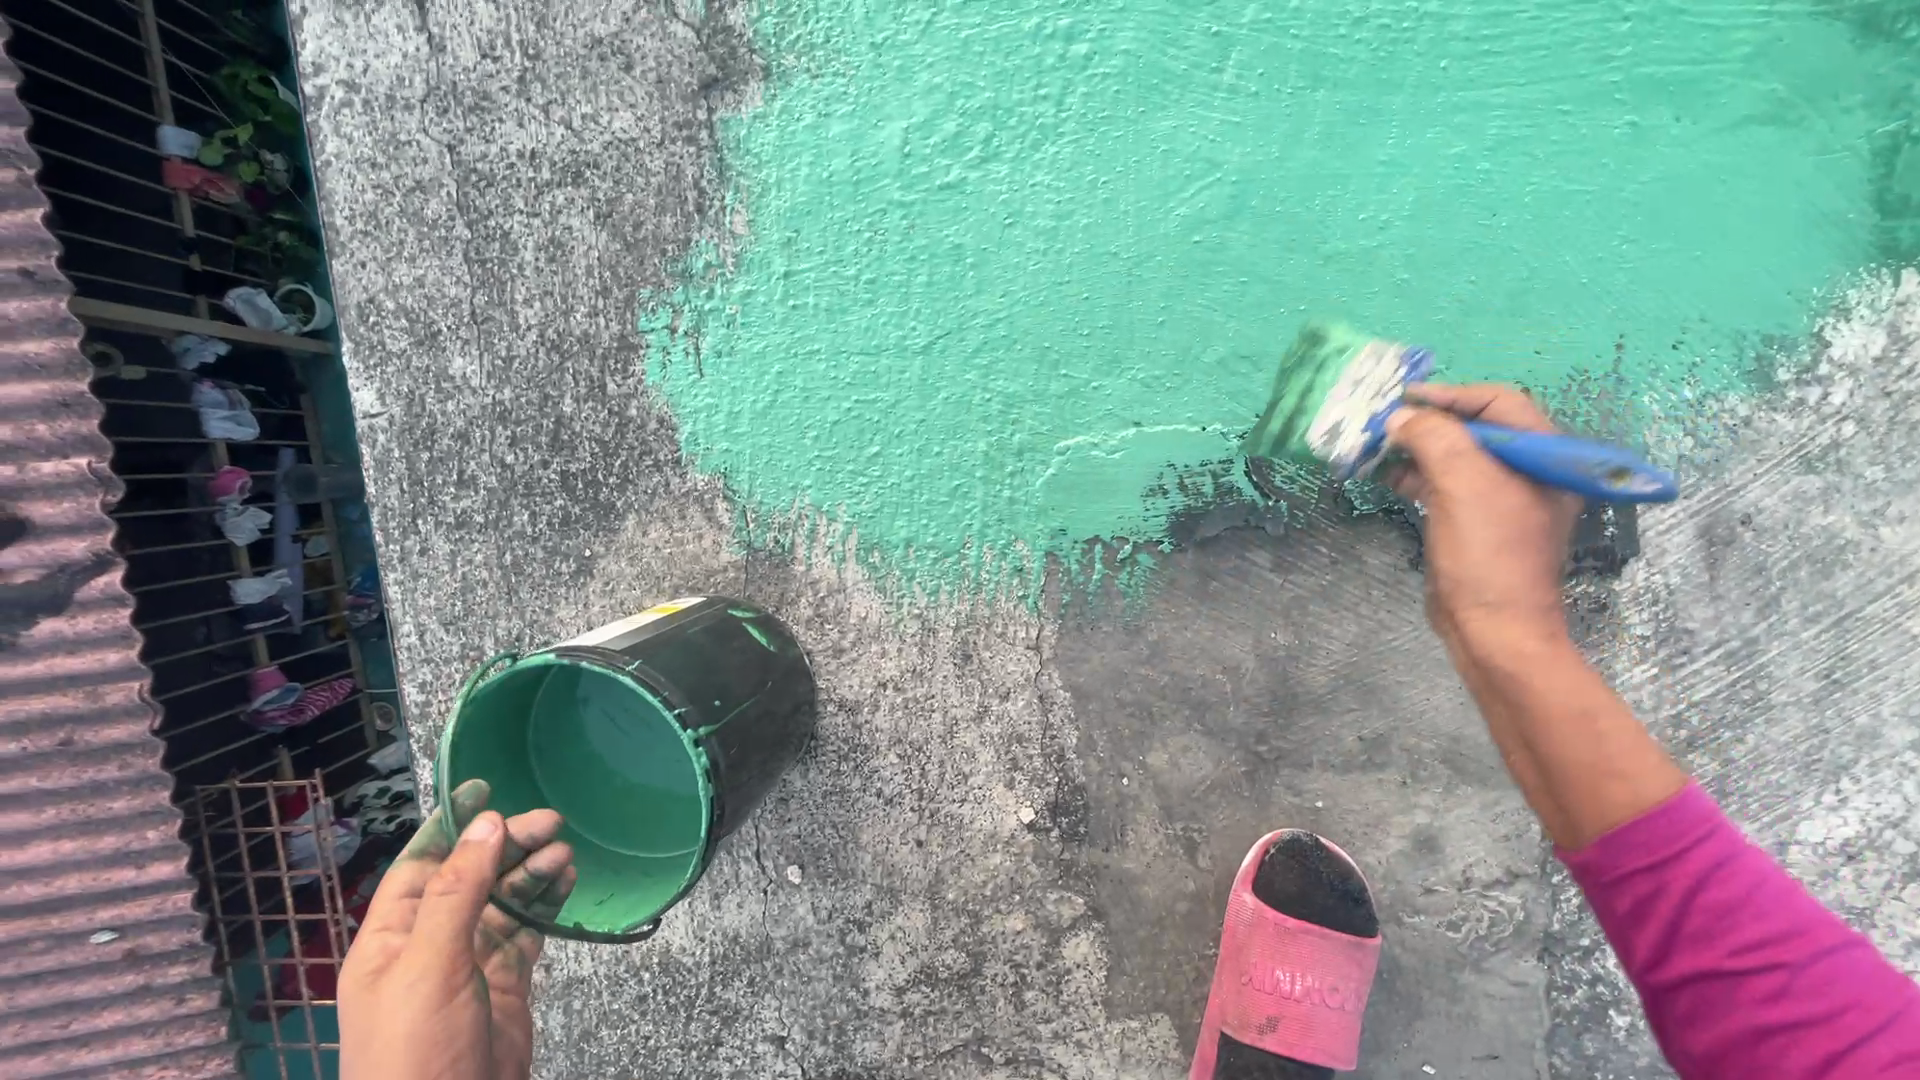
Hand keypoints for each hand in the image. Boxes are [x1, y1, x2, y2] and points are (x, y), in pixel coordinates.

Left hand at [339, 780, 575, 1079]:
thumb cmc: (417, 1051)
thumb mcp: (431, 966)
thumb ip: (459, 892)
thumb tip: (486, 823)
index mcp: (391, 940)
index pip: (420, 865)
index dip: (449, 825)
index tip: (484, 787)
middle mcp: (430, 945)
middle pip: (472, 876)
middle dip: (507, 845)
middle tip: (551, 822)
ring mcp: (471, 963)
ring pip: (505, 899)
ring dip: (533, 872)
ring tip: (565, 852)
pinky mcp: (507, 982)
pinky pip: (528, 929)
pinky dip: (548, 903)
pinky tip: (567, 882)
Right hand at [1383, 383, 1583, 658]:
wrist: (1491, 626)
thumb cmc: (1487, 552)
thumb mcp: (1463, 483)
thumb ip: (1434, 438)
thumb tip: (1400, 418)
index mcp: (1545, 457)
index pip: (1498, 404)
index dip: (1450, 396)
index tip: (1404, 399)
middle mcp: (1527, 472)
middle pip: (1474, 429)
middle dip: (1426, 422)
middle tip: (1384, 423)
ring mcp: (1499, 499)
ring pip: (1453, 457)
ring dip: (1414, 448)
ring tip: (1375, 447)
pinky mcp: (1474, 522)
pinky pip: (1443, 485)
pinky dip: (1413, 475)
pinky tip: (1384, 474)